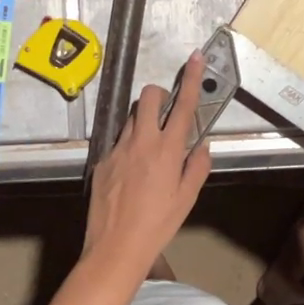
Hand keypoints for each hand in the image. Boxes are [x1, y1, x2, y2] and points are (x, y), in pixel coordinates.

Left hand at [83, 55, 213, 276]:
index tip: (196, 57)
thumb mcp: (187, 199)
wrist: (116, 247)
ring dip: (144, 121)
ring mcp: (117, 149)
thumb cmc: (158, 225)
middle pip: (147, 97)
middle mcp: (141, 142)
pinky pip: (118, 143)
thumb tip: (201, 146)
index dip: (192, 79)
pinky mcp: (101, 161)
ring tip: (150, 149)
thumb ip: (197, 167)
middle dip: (159, 95)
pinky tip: (132, 174)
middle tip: (166, 111)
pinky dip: (130, 147)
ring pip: (131, 118)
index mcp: (167, 150)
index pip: (183, 106)